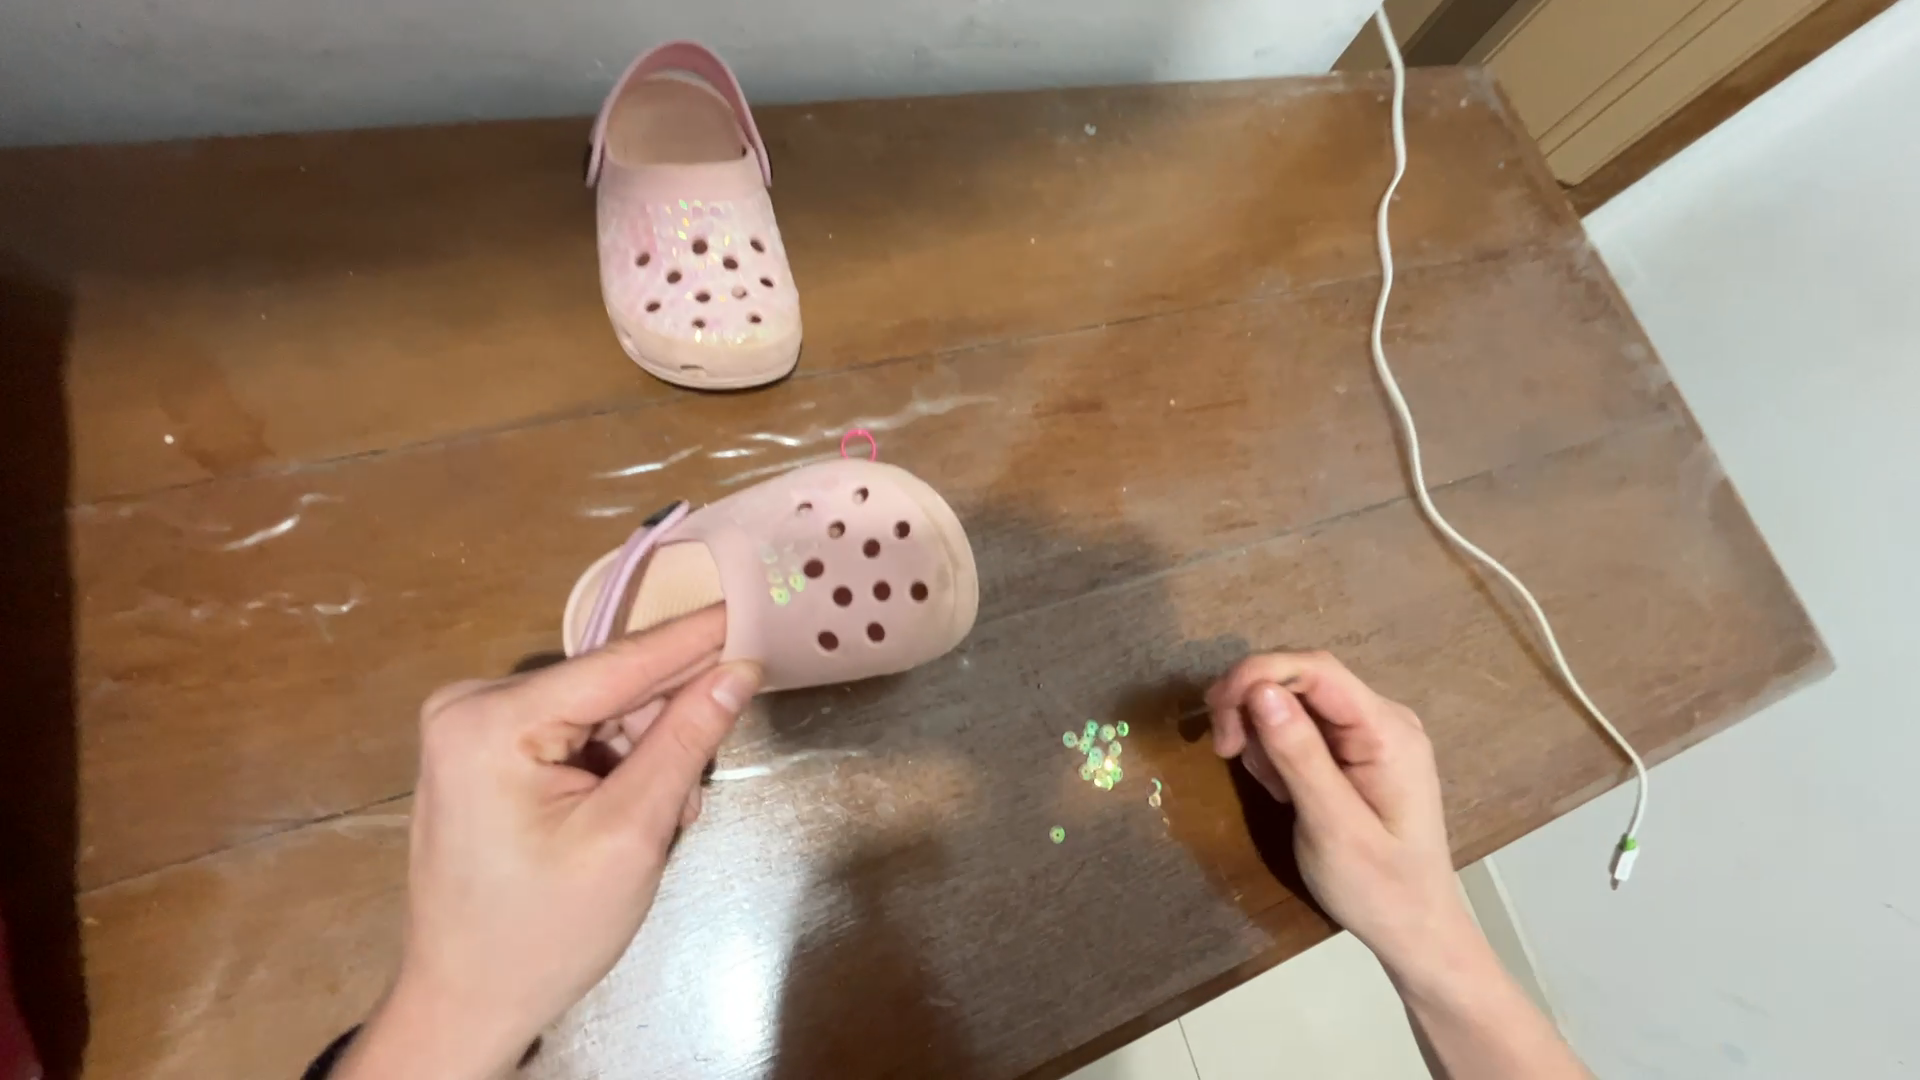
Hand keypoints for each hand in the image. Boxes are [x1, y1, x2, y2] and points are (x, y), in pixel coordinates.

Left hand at [337, 606, 760, 1078]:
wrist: (467, 1006)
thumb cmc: (545, 931)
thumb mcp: (631, 833)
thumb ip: (686, 741)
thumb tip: (739, 670)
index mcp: (494, 720)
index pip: (623, 662)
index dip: (697, 635)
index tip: (754, 605)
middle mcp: (478, 703)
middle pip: (617, 685)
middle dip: (672, 724)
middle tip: (700, 782)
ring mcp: (481, 723)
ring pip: (610, 707)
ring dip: (653, 751)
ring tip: (666, 815)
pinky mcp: (494, 744)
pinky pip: (588, 726)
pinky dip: (627, 760)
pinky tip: (638, 807)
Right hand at [1204, 651, 1473, 980]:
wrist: (1414, 932)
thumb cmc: (1379, 887)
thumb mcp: (1332, 827)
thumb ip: (1298, 755)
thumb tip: (1258, 690)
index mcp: (1387, 731)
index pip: (1316, 669)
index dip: (1258, 673)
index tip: (1217, 709)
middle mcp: (1379, 717)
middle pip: (1297, 678)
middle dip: (1249, 704)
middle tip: (1223, 750)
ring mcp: (1365, 731)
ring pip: (1288, 698)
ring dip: (1258, 730)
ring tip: (1270, 787)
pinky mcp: (1349, 746)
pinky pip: (1294, 722)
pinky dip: (1270, 746)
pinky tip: (1280, 786)